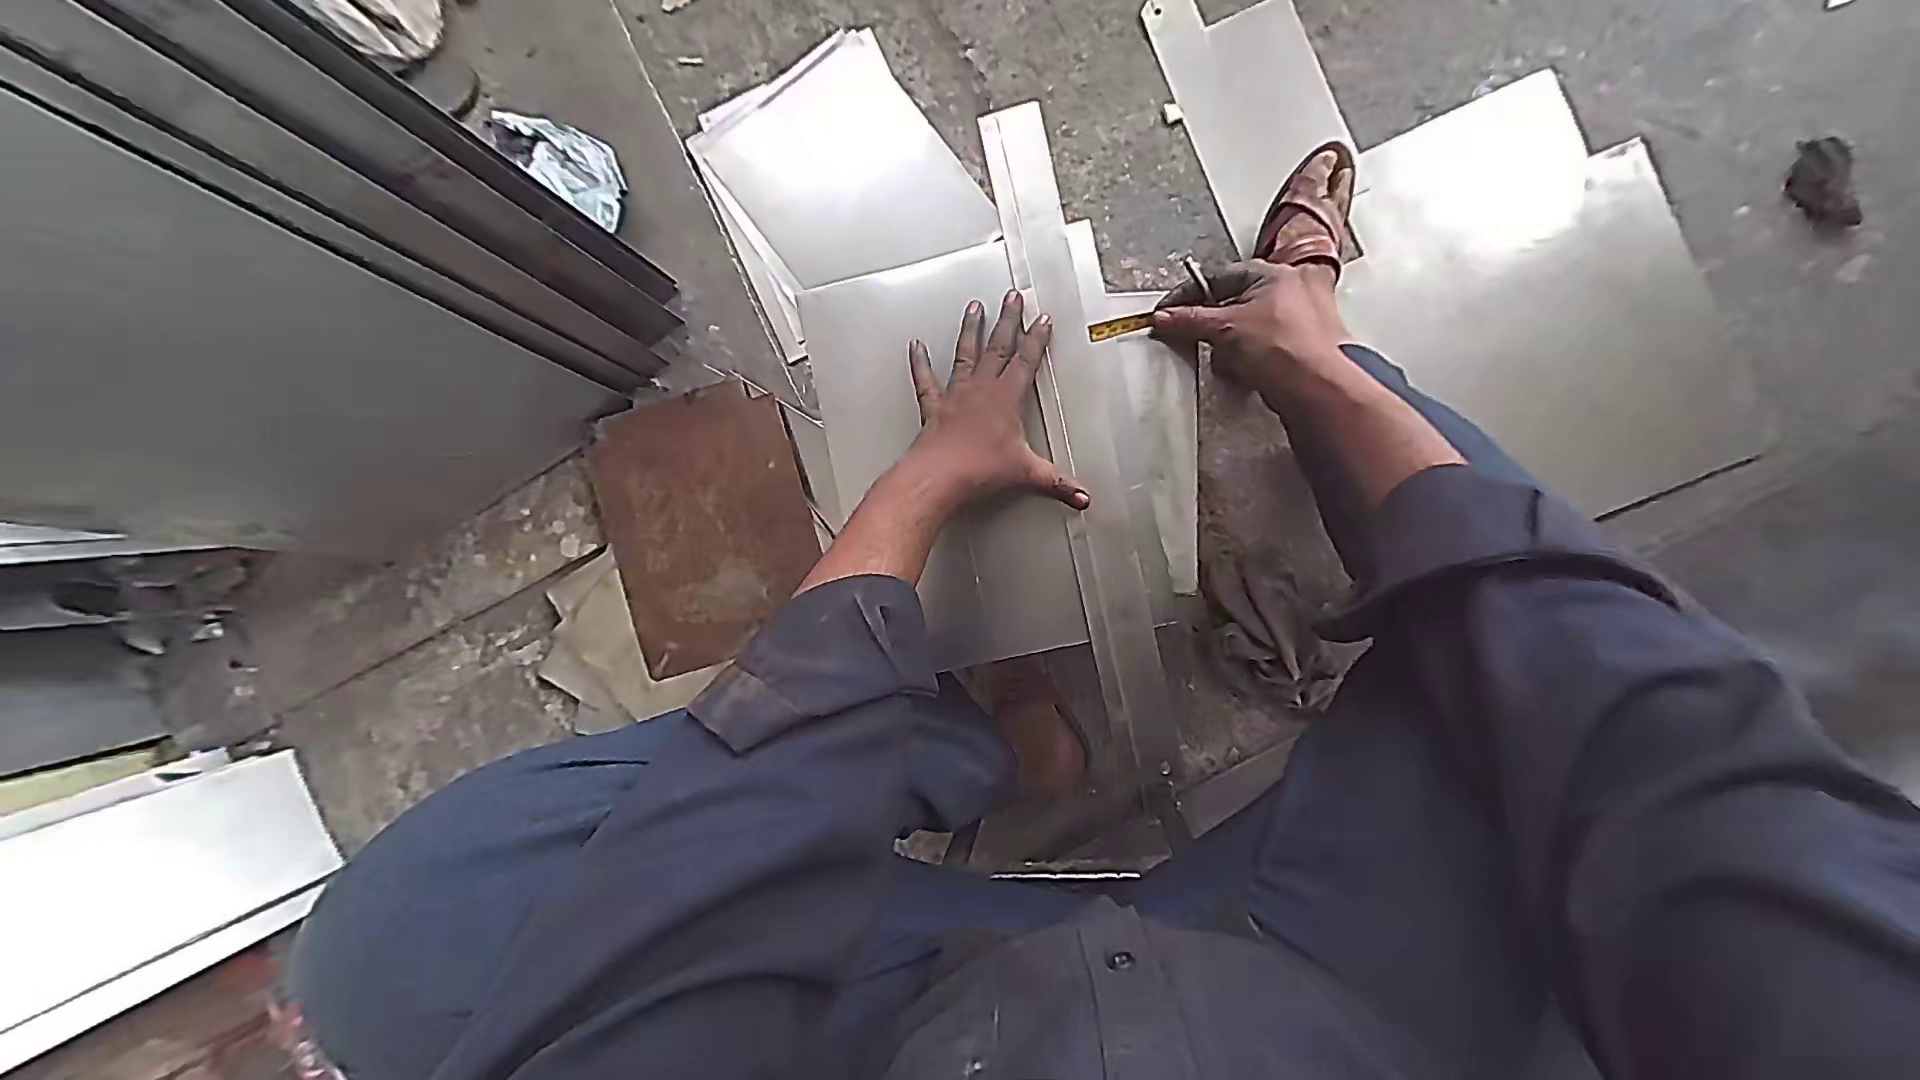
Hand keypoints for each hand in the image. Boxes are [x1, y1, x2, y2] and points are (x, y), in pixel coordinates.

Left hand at [902, 290, 1089, 511]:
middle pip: (998, 346)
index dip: (1037, 339)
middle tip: (1012, 297)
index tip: (1043, 319)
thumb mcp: (1026, 474)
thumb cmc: (978, 470)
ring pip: (964, 353)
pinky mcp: (934, 407)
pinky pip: (925, 379)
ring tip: (974, 307)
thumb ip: (1057, 483)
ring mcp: (955, 395)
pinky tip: (916, 347)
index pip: (1027, 360)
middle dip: (1008, 320)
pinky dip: (920, 363)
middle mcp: (981, 389)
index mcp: (1006, 398)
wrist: (939, 476)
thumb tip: (1082, 498)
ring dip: (970, 330)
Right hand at [1151, 261, 1351, 400]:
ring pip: (1244, 328)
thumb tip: (1164, 317)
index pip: (1218, 277)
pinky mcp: (1298, 346)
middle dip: (1212, 325)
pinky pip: (1259, 348)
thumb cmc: (1284, 349)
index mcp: (1275, 274)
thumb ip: (1189, 320)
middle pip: (1231, 304)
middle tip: (1196, 337)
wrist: (1315, 387)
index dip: (1188, 295)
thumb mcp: (1224, 329)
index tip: (1168, 312)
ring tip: (1231, 360)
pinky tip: (1246, 370)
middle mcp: (1291, 290)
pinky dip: (1246, 359)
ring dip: (1229, 346)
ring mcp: (1297, 319)